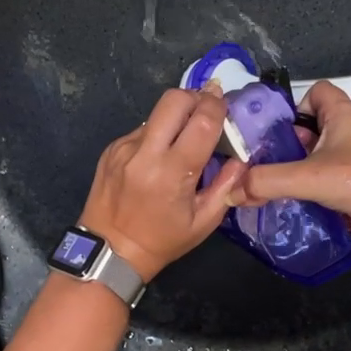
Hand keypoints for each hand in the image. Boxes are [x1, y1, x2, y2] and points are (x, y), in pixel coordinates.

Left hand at [79, 87, 246, 281]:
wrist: (109, 251)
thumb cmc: (162, 241)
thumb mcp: (204, 222)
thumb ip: (226, 186)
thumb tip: (240, 157)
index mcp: (172, 172)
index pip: (202, 120)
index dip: (218, 106)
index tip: (226, 108)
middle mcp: (145, 153)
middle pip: (174, 99)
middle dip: (196, 98)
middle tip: (206, 113)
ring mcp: (124, 148)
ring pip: (156, 113)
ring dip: (176, 118)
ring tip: (183, 140)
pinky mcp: (111, 149)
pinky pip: (141, 129)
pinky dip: (156, 135)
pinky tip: (159, 157)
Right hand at [241, 81, 350, 244]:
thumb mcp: (307, 178)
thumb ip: (266, 183)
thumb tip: (232, 190)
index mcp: (345, 114)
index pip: (318, 90)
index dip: (296, 107)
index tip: (281, 135)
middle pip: (322, 129)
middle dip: (302, 152)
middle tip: (284, 171)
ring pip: (336, 160)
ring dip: (321, 179)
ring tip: (307, 196)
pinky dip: (343, 198)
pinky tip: (339, 216)